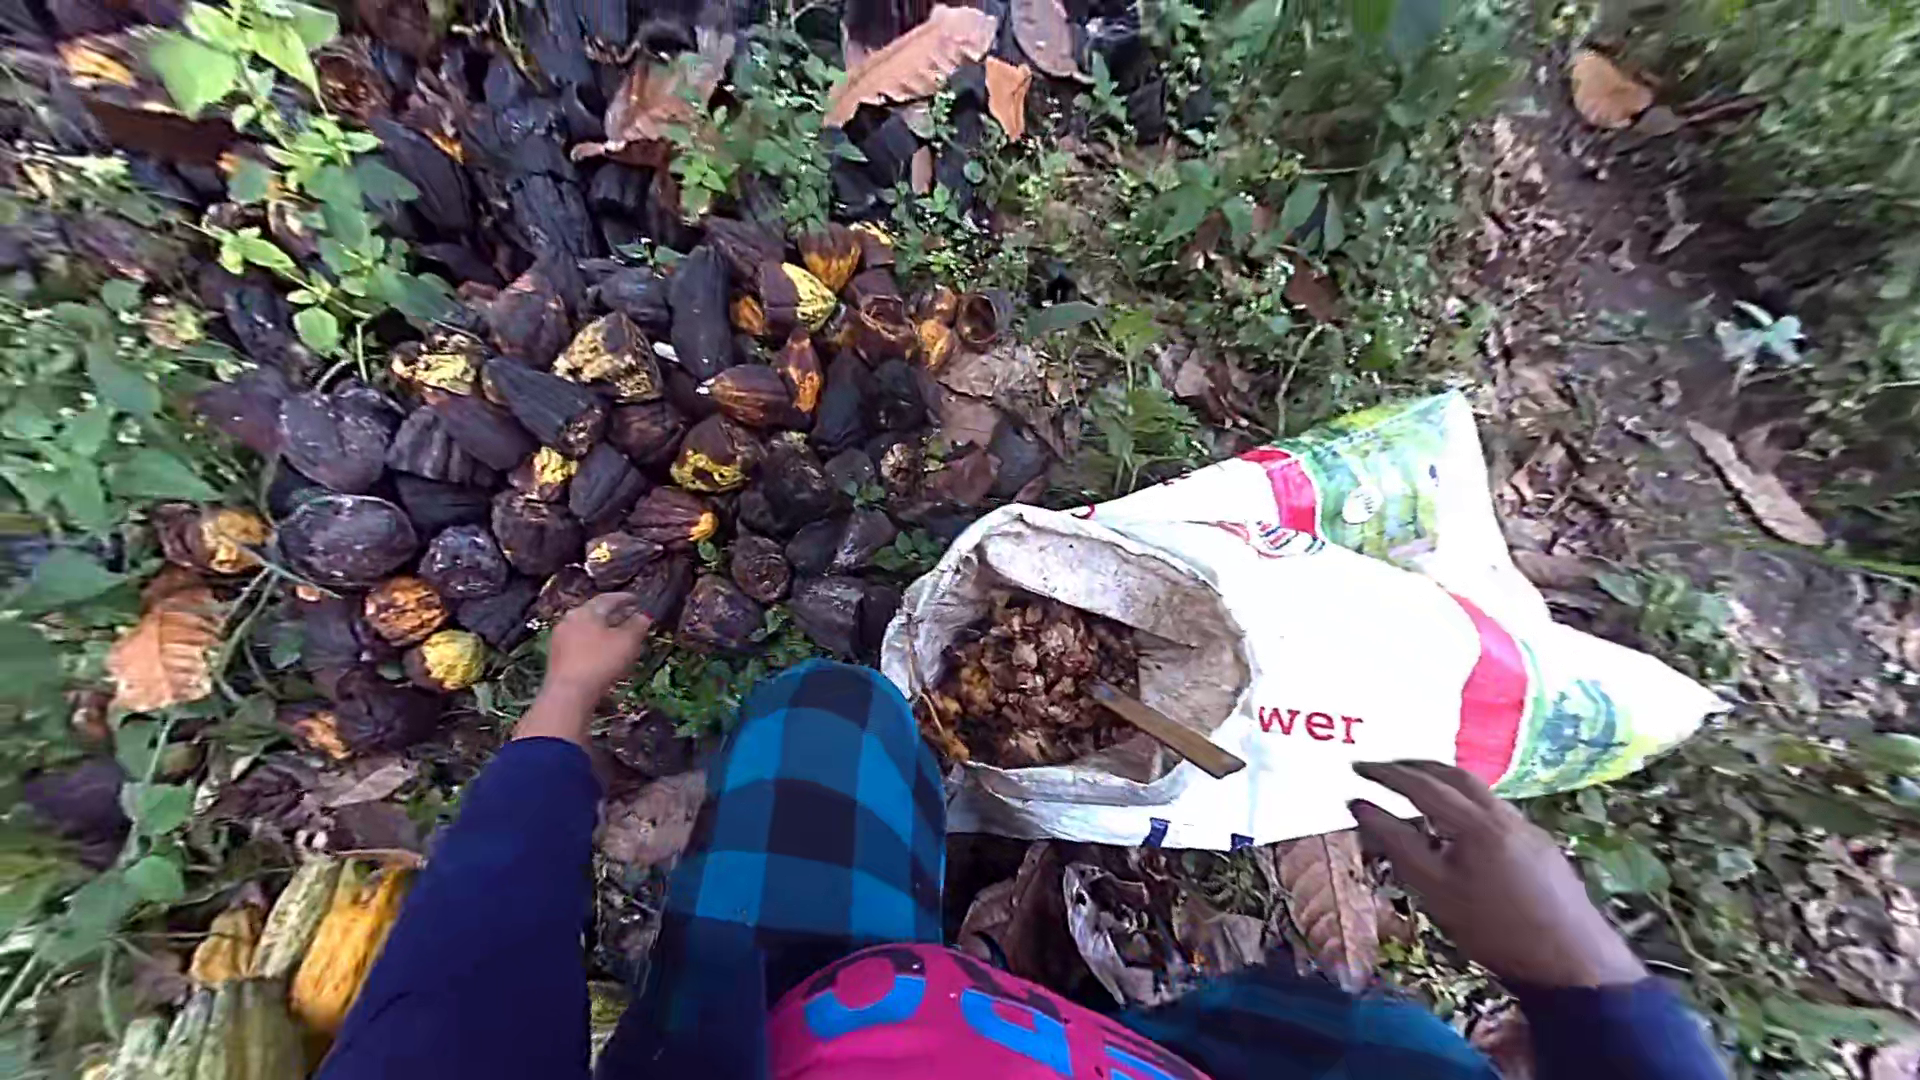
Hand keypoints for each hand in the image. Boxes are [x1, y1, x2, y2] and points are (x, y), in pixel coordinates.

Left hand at [540, 592, 654, 704]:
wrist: (569, 692)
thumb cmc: (602, 660)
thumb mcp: (628, 641)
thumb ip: (638, 624)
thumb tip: (643, 615)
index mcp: (586, 612)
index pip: (607, 598)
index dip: (625, 598)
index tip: (637, 600)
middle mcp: (570, 620)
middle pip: (596, 612)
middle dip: (615, 614)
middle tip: (631, 616)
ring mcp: (561, 638)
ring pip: (588, 628)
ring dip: (605, 629)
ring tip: (621, 634)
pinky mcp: (558, 656)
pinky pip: (581, 641)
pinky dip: (596, 641)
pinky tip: (606, 650)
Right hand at [1350, 760, 1646, 987]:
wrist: (1580, 975)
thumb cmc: (1494, 929)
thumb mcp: (1431, 886)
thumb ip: (1393, 839)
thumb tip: (1358, 804)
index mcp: (1475, 823)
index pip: (1420, 784)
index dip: (1384, 773)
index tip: (1356, 766)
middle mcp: (1504, 817)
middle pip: (1454, 775)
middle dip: (1414, 765)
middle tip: (1383, 766)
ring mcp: (1528, 831)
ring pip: (1478, 790)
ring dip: (1441, 779)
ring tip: (1414, 786)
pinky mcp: (1543, 848)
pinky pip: (1494, 808)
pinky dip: (1463, 799)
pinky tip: (1454, 820)